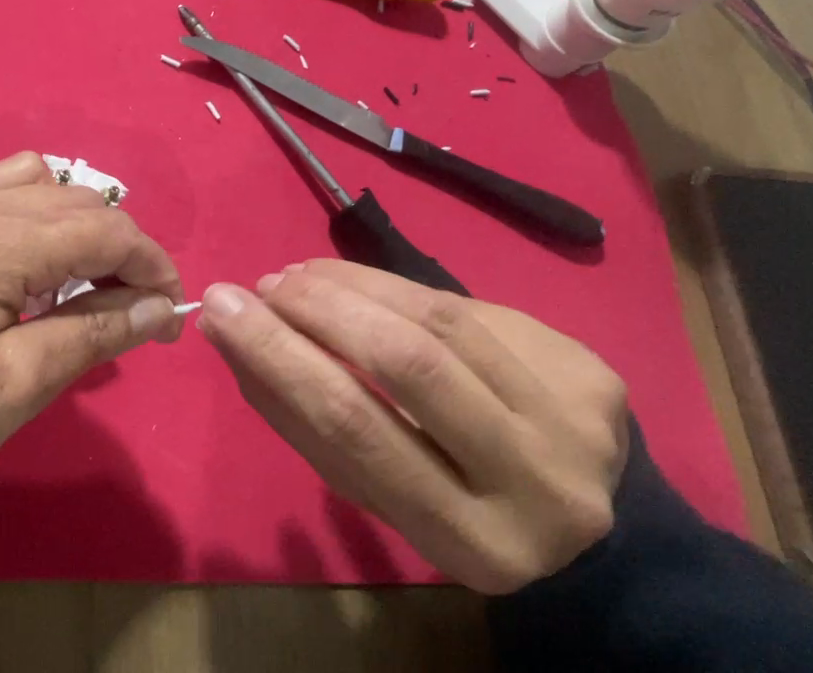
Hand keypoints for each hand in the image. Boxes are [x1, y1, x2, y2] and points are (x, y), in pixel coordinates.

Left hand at [0, 152, 185, 456]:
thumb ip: (96, 333)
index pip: (105, 232)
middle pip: (79, 202)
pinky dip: (20, 194)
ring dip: (73, 217)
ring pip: (39, 176)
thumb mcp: (23, 381)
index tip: (170, 313)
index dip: (152, 266)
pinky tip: (20, 236)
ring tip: (75, 273)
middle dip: (121, 248)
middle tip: (131, 307)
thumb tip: (160, 307)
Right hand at [198, 260, 628, 593]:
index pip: (355, 427)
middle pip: (410, 363)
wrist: (592, 528)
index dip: (279, 355)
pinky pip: (477, 310)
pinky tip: (370, 290)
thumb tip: (230, 332)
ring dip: (358, 285)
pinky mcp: (591, 369)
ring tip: (304, 275)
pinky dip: (406, 291)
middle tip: (267, 284)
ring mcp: (577, 417)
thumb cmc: (446, 509)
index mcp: (468, 537)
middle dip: (321, 309)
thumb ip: (299, 418)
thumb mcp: (368, 490)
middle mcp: (540, 481)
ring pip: (445, 319)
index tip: (220, 307)